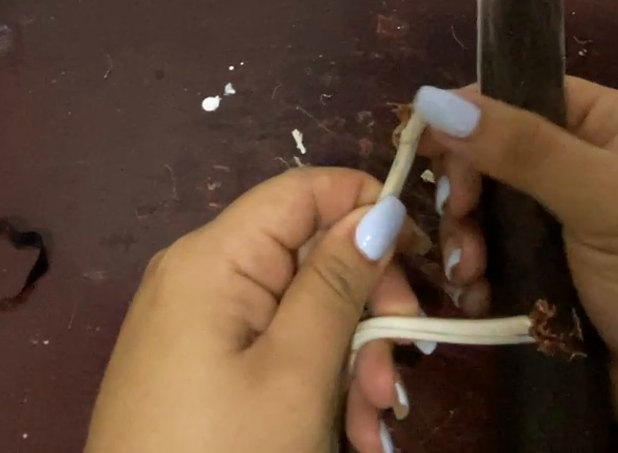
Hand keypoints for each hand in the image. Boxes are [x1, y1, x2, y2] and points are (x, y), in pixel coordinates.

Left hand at [85, 168, 420, 452]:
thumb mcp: (295, 375)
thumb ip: (337, 282)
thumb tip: (380, 208)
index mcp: (213, 256)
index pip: (303, 189)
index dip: (367, 205)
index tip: (421, 255)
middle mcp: (201, 272)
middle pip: (306, 253)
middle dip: (364, 306)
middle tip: (400, 368)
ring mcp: (196, 320)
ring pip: (299, 306)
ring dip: (350, 355)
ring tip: (374, 425)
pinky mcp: (199, 363)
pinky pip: (273, 343)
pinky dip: (315, 377)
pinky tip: (347, 430)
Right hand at [417, 79, 617, 452]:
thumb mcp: (605, 200)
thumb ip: (521, 148)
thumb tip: (431, 96)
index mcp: (614, 127)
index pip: (525, 94)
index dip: (472, 114)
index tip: (427, 143)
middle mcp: (590, 167)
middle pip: (498, 154)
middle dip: (468, 186)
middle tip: (460, 217)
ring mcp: (571, 227)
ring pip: (492, 210)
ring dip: (468, 236)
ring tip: (469, 270)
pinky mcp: (555, 278)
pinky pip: (499, 259)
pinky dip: (480, 274)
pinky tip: (476, 294)